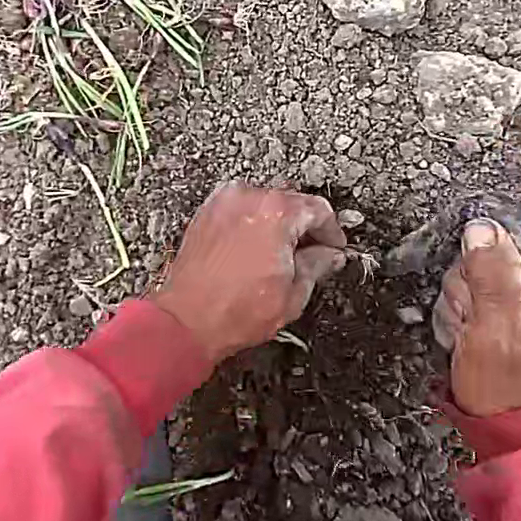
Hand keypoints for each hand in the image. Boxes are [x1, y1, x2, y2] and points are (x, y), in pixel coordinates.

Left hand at [149, 183, 348, 361]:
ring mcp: (225, 203)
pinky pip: (242, 210)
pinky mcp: (207, 214)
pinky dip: (254, 223)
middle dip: (306, 227)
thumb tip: (330, 255)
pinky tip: (256, 250)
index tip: (335, 247)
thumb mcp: (294, 293)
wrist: (186, 322)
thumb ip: (319, 264)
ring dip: (279, 223)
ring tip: (282, 255)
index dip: (332, 232)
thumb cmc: (234, 311)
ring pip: (266, 204)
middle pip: (292, 202)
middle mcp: (250, 198)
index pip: (319, 210)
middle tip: (314, 253)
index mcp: (277, 212)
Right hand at [435, 213, 520, 416]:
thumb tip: (484, 227)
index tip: (476, 266)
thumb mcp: (497, 333)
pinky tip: (469, 333)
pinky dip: (466, 310)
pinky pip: (479, 292)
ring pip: (486, 270)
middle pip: (505, 250)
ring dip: (466, 296)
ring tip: (471, 330)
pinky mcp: (515, 314)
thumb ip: (493, 278)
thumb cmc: (509, 395)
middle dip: (475, 277)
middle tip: (475, 314)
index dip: (499, 240)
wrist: (508, 439)